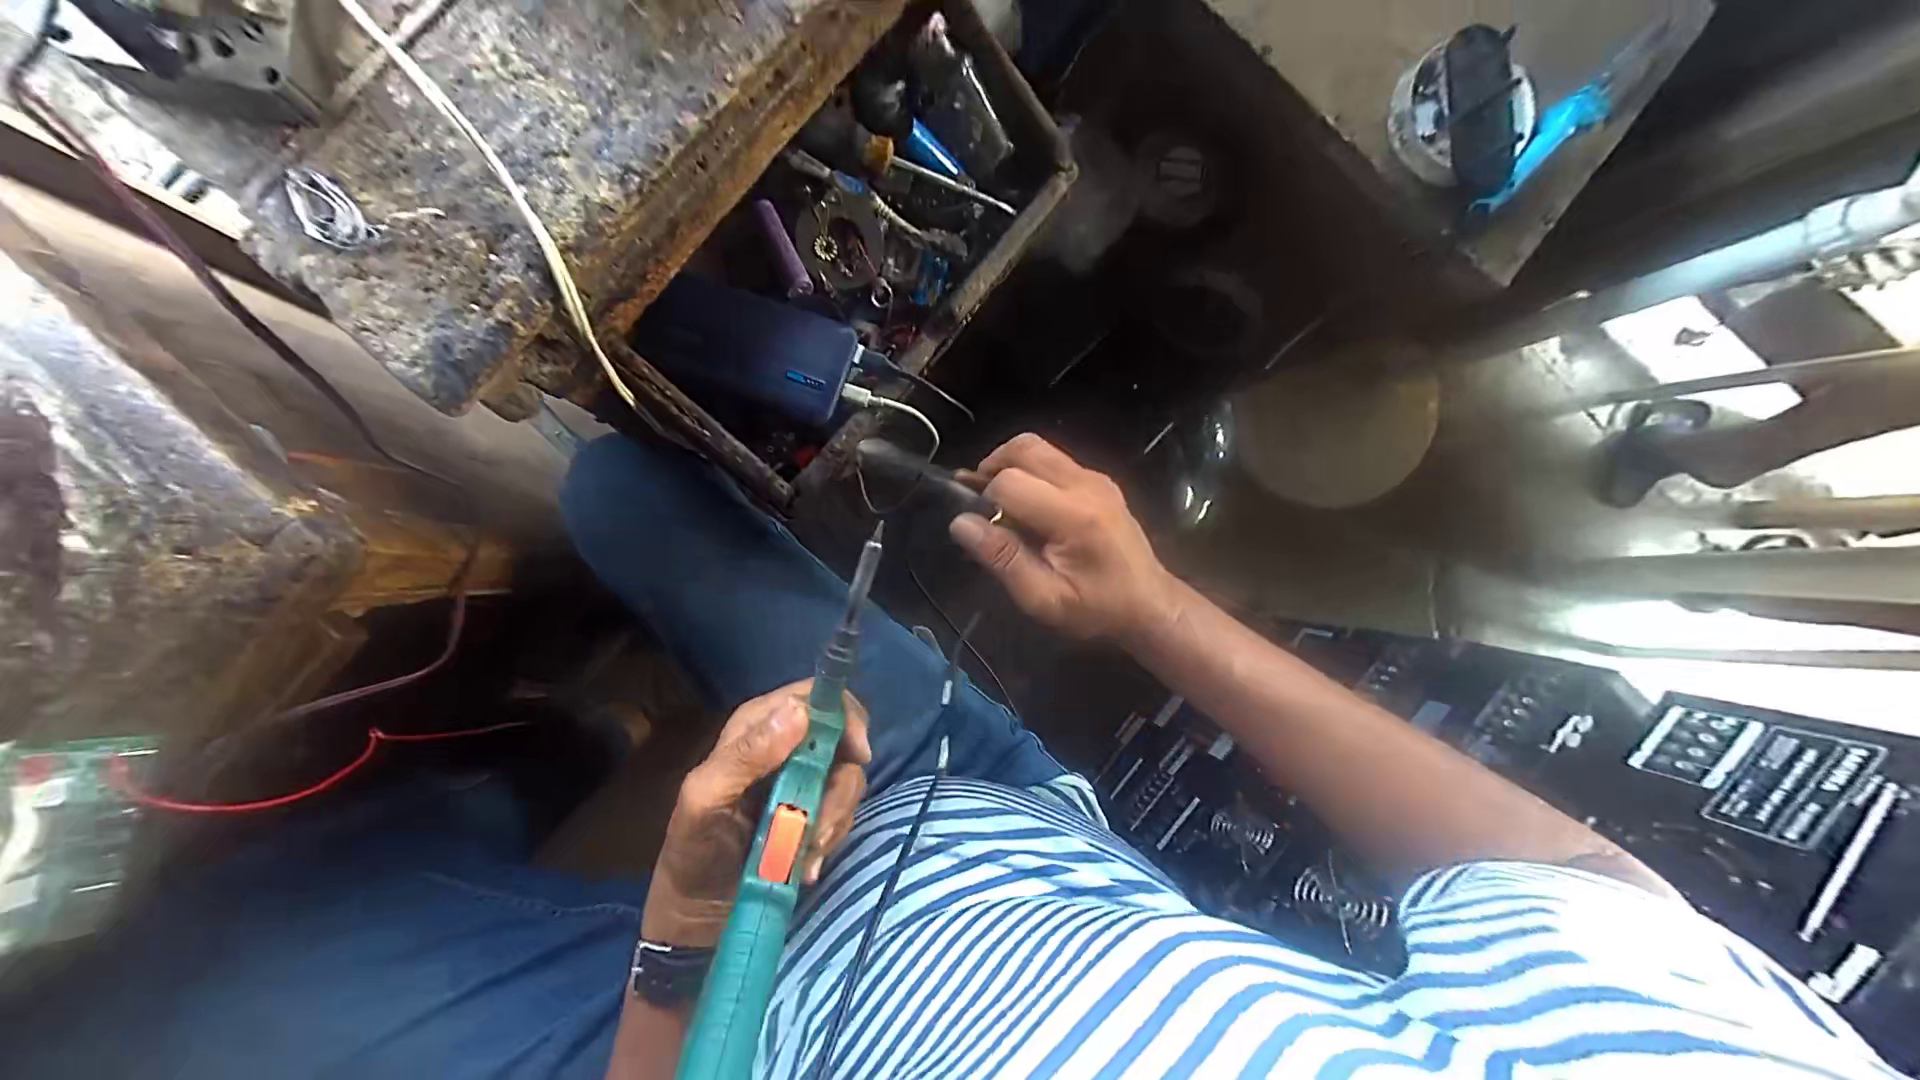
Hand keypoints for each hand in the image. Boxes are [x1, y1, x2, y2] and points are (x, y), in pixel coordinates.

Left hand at [642, 680, 869, 947]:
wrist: (700, 910)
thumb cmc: (694, 846)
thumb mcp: (706, 798)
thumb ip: (746, 754)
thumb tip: (799, 712)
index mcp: (758, 724)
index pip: (814, 696)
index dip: (844, 716)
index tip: (857, 754)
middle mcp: (789, 743)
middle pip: (844, 737)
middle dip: (842, 784)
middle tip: (823, 823)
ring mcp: (807, 778)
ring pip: (849, 779)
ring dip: (834, 819)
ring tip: (805, 854)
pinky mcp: (818, 811)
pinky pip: (845, 812)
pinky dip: (831, 839)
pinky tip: (807, 864)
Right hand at [949, 433, 1179, 642]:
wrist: (1150, 604)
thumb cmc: (1097, 609)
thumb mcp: (1043, 598)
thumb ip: (1002, 559)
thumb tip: (961, 523)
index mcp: (1073, 515)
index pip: (1009, 482)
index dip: (984, 501)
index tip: (984, 529)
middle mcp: (1085, 484)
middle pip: (1023, 448)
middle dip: (992, 469)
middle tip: (980, 504)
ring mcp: (1095, 477)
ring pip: (1037, 447)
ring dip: (1009, 466)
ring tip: (999, 502)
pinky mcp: (1098, 479)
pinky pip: (1052, 459)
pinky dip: (1028, 471)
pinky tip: (1027, 505)